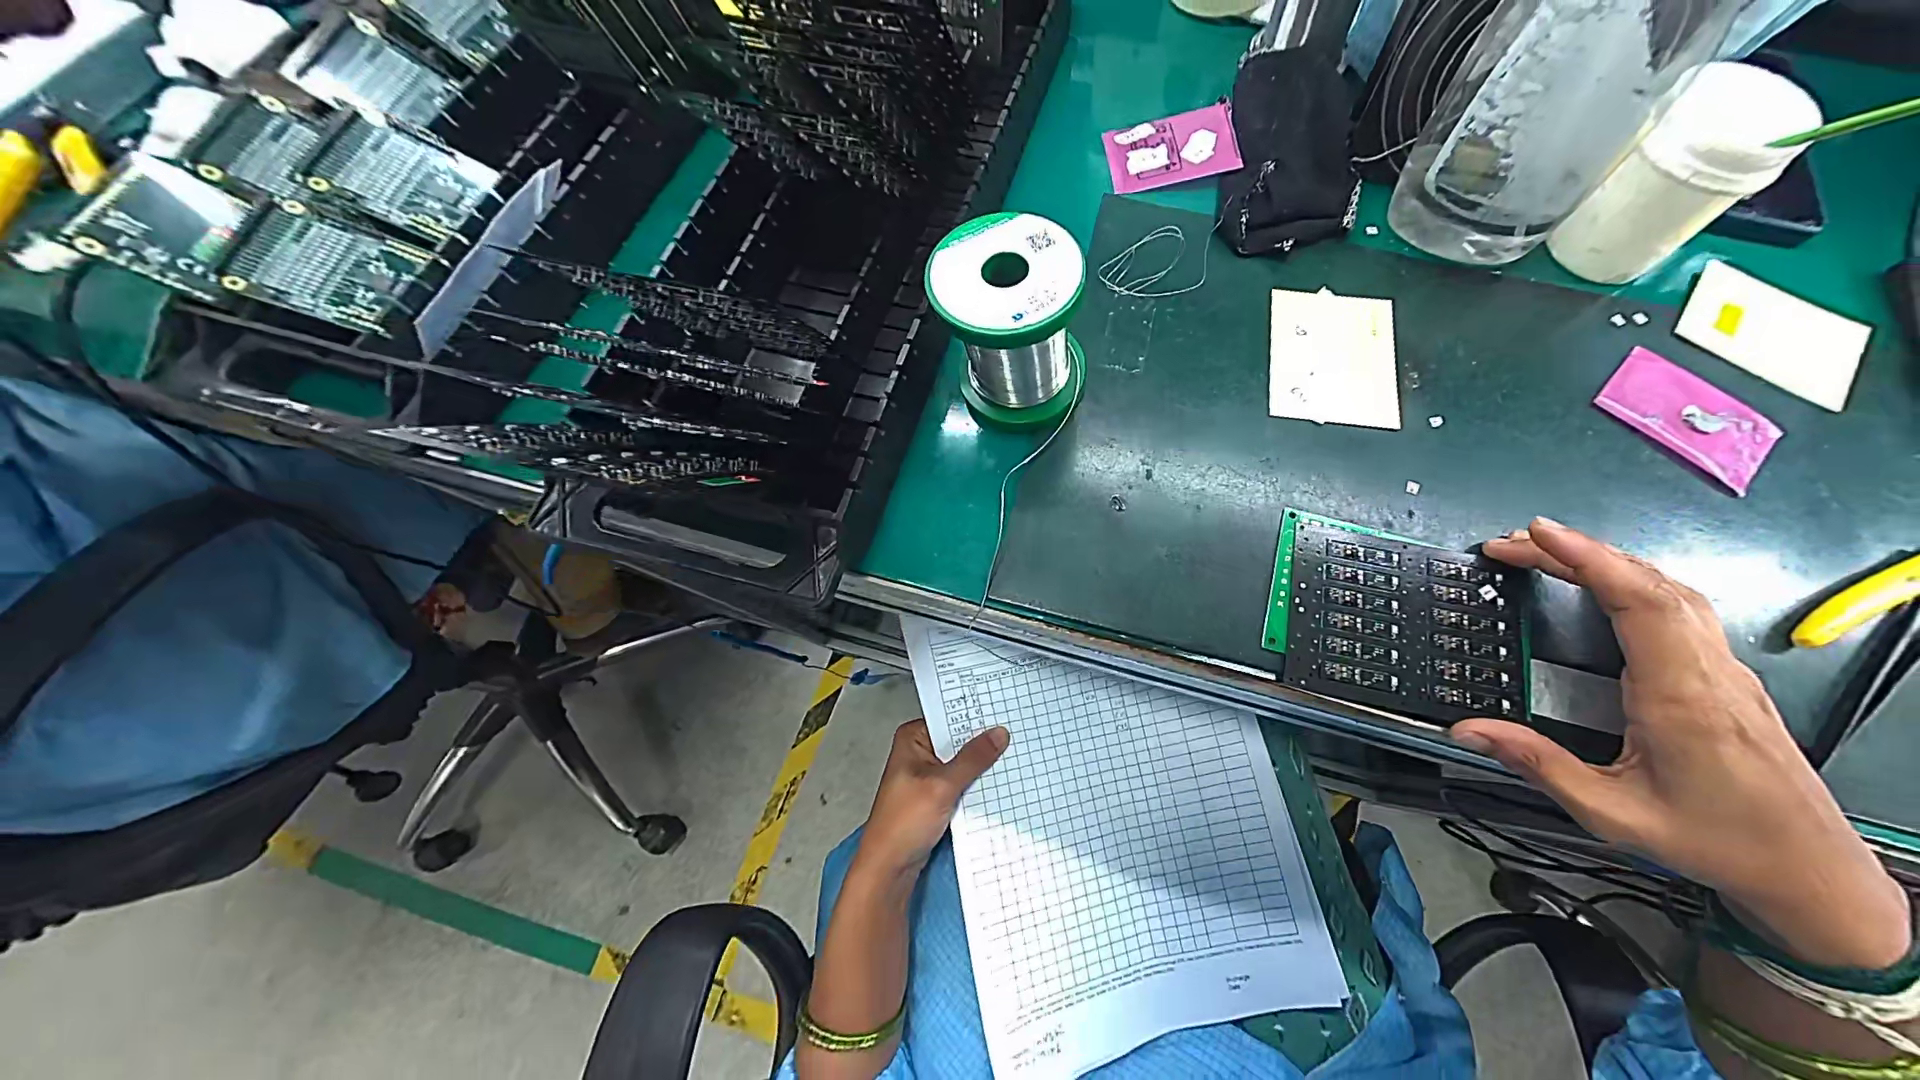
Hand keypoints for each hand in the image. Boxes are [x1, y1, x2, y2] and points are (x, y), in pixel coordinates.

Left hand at [853, 720, 1008, 879]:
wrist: (890, 867)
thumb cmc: (904, 822)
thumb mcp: (943, 785)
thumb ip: (973, 759)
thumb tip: (998, 734)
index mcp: (913, 738)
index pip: (950, 717)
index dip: (976, 716)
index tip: (1005, 712)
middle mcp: (919, 751)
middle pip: (958, 740)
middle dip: (982, 741)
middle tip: (1015, 734)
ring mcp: (928, 774)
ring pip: (962, 763)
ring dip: (982, 765)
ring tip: (1014, 755)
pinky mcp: (936, 795)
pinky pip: (962, 782)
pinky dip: (977, 783)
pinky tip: (999, 781)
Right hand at [1453, 518, 1909, 968]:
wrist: (1815, 873)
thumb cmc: (1712, 841)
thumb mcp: (1611, 813)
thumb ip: (1537, 764)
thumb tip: (1465, 728)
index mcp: (1681, 698)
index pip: (1639, 605)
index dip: (1588, 559)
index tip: (1536, 534)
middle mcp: (1708, 672)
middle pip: (1650, 585)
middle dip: (1578, 552)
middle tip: (1510, 543)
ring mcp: (1724, 671)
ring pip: (1671, 591)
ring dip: (1607, 561)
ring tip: (1545, 552)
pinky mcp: (1724, 676)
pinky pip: (1680, 609)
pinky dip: (1631, 581)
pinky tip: (1602, 584)